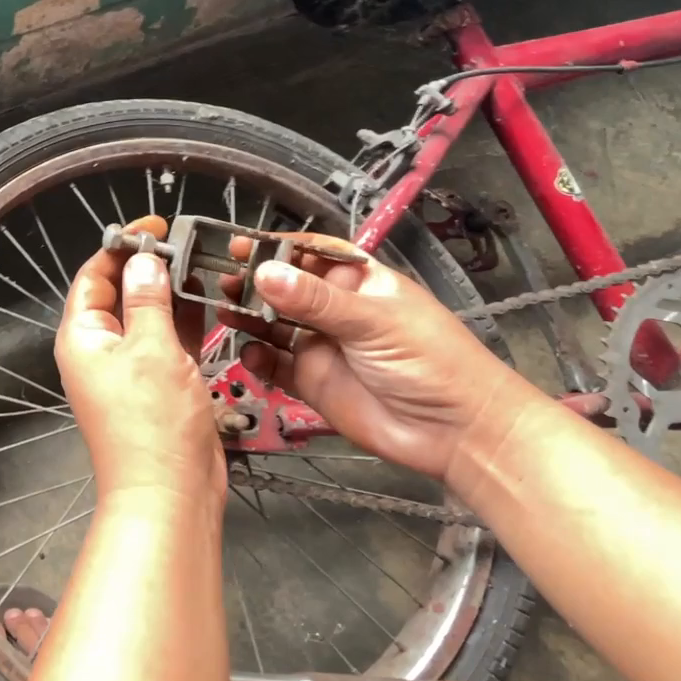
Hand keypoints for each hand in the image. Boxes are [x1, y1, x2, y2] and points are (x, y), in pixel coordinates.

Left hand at [56, 215, 225, 507]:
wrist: (169, 495)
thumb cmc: (152, 424)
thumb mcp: (151, 350)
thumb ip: (148, 300)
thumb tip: (142, 261)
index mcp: (82, 335)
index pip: (93, 276)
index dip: (120, 248)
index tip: (152, 228)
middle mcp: (99, 347)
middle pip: (120, 293)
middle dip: (149, 267)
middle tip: (185, 243)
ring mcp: (128, 366)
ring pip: (147, 315)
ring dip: (170, 291)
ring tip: (201, 263)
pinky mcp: (156, 383)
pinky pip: (166, 341)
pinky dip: (182, 321)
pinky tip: (206, 299)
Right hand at [219, 233, 540, 481]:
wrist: (459, 435)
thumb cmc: (431, 362)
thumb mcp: (373, 322)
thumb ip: (314, 301)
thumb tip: (262, 272)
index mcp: (356, 284)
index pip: (309, 253)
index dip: (275, 247)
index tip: (239, 246)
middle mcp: (332, 311)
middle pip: (281, 287)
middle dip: (251, 283)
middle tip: (221, 282)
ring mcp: (319, 346)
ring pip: (270, 324)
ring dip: (246, 318)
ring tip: (223, 313)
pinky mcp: (309, 381)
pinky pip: (273, 364)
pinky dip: (256, 359)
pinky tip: (250, 355)